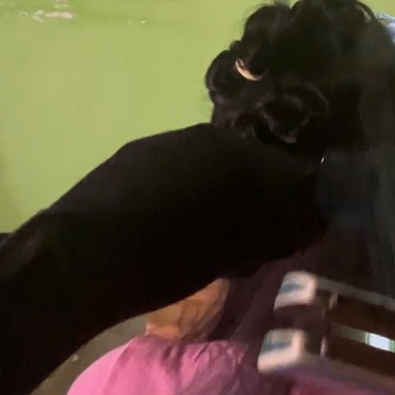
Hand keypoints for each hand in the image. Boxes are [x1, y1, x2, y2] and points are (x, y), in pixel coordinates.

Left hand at [35, 121, 325, 319]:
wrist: (81, 259)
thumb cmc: (171, 256)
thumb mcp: (241, 249)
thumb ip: (284, 227)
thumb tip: (314, 218)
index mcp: (242, 151)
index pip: (289, 171)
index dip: (295, 203)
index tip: (293, 232)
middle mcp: (210, 135)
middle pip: (250, 165)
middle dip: (257, 197)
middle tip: (253, 238)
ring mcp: (168, 141)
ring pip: (211, 166)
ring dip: (219, 194)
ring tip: (208, 235)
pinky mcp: (134, 155)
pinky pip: (177, 171)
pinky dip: (185, 192)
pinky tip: (170, 225)